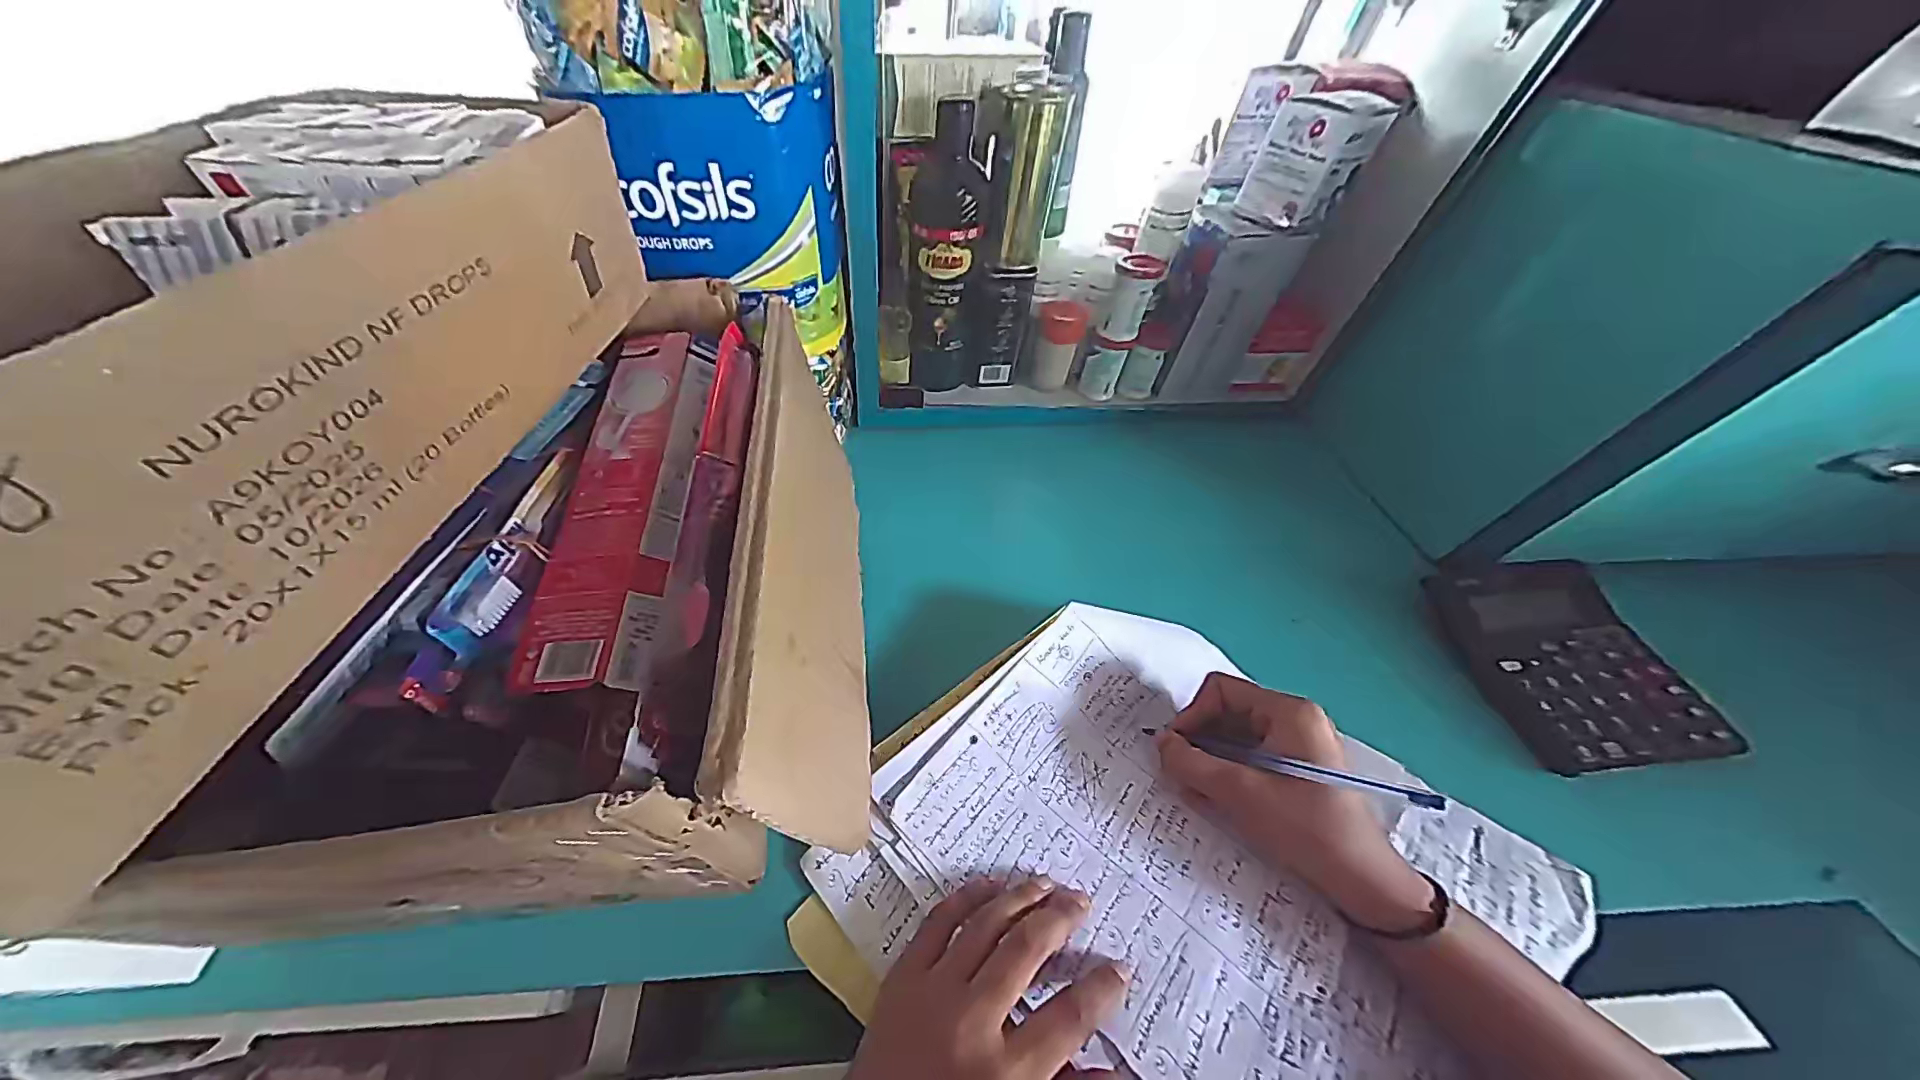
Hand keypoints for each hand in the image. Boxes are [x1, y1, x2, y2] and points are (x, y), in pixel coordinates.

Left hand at [848, 878, 1127, 1079]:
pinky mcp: (902, 977)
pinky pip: (938, 922)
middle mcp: (971, 1024)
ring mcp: (932, 993)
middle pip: (1027, 950)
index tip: (1118, 968)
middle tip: (1080, 902)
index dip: (1101, 987)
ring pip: (985, 925)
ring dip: (1020, 897)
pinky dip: (967, 897)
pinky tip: (990, 884)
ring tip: (1045, 884)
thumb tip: (1115, 1072)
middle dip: (1061, 919)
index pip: (1069, 1017)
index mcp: (1005, 1075)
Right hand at [1155, 672, 1432, 931]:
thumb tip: (1161, 743)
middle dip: (1199, 742)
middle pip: (1227, 713)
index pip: (1221, 691)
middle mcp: (1294, 719)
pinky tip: (1217, 800)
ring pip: (1235, 738)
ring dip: (1209, 762)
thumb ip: (1192, 763)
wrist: (1363, 883)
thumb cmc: (1304, 828)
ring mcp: (1298, 745)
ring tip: (1196, 792)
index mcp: (1288, 711)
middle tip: (1181, 774)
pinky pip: (1250, 759)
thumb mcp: (1239, 793)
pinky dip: (1228, 774)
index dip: (1192, 716)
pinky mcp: (1297, 771)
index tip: (1176, 750)